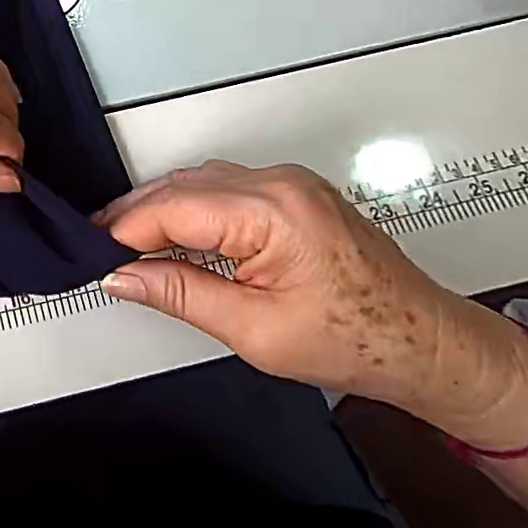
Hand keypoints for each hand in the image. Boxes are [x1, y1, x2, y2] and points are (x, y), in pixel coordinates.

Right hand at [93, 161, 527, 449]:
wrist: (430, 345)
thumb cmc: (363, 341)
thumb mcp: (252, 329)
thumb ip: (177, 293)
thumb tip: (122, 276)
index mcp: (274, 214)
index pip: (168, 208)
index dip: (122, 233)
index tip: (97, 256)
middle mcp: (280, 185)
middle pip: (176, 188)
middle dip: (132, 218)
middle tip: (103, 252)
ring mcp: (287, 183)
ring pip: (192, 182)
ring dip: (156, 211)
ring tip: (129, 247)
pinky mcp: (288, 191)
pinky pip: (217, 186)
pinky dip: (185, 207)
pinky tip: (170, 233)